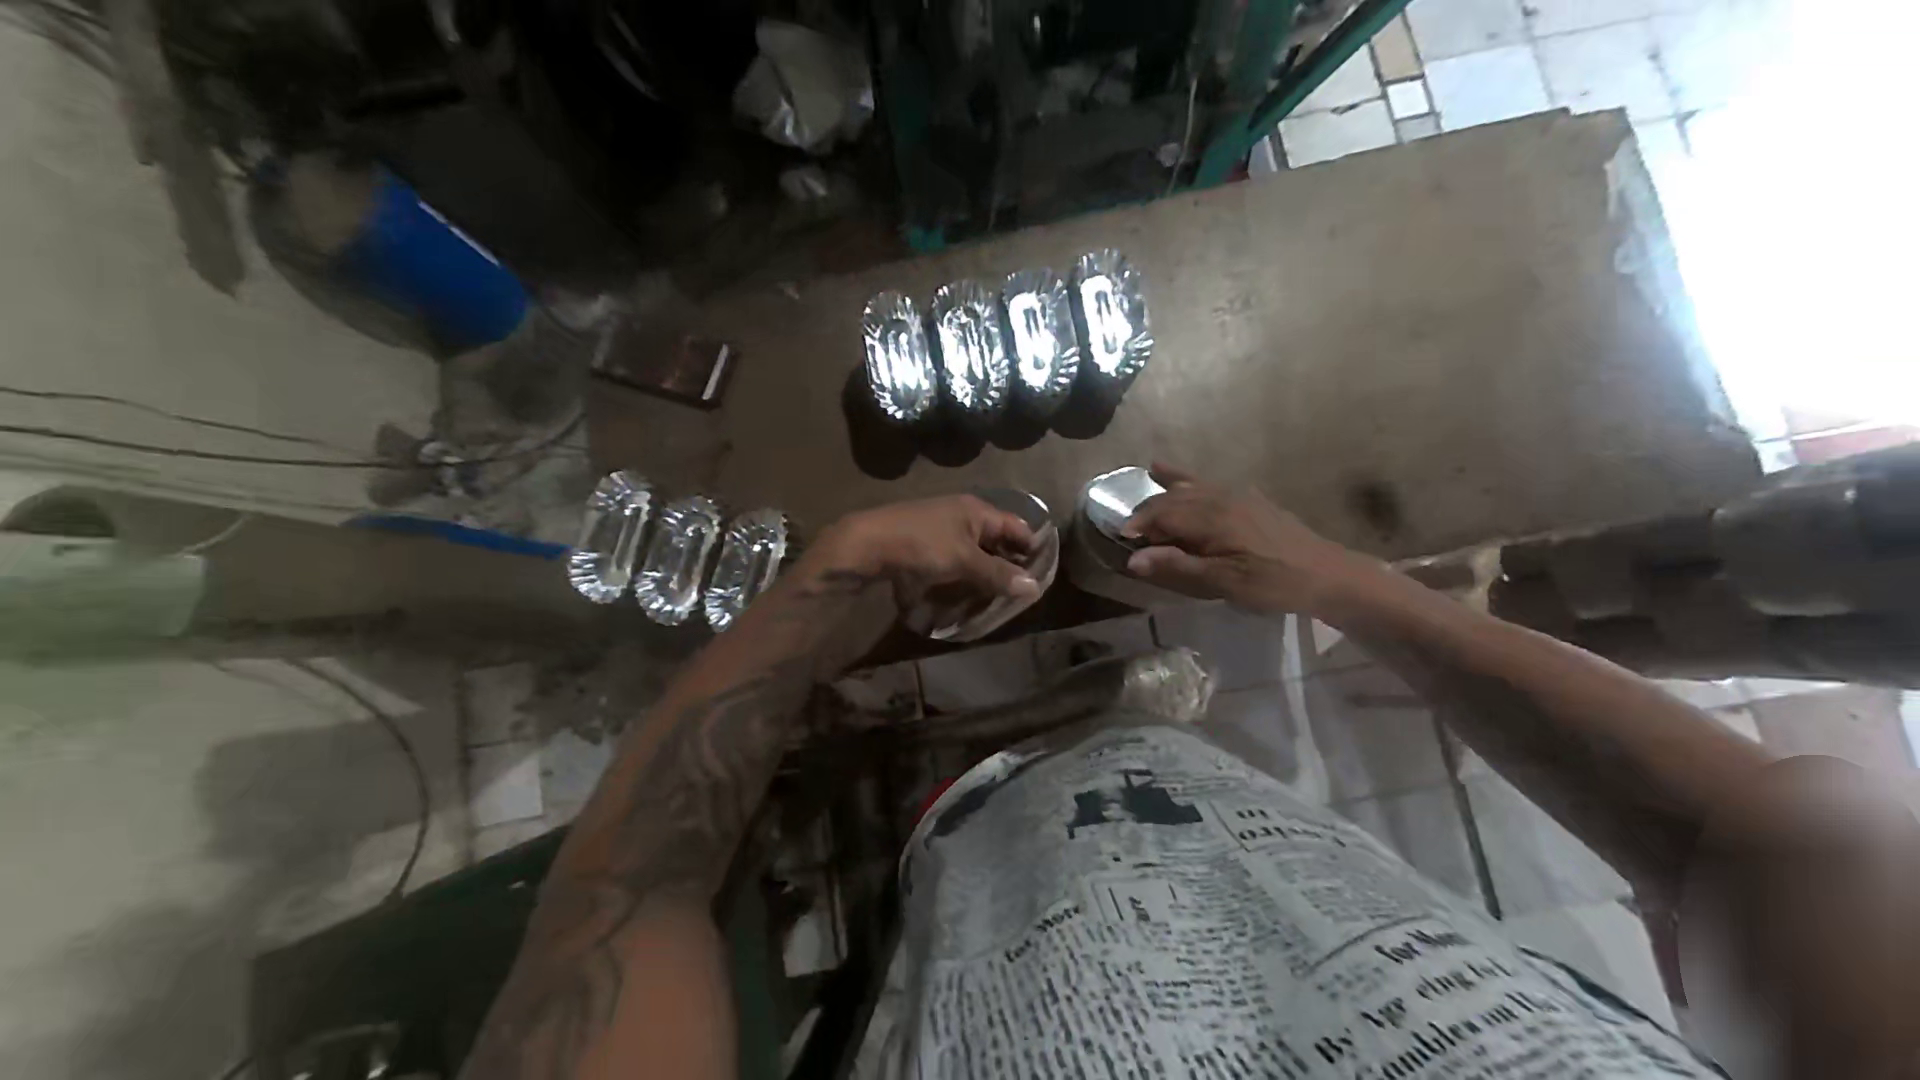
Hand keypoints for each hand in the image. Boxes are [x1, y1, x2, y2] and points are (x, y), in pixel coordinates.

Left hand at [801, 495, 1040, 606]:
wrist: (865, 545)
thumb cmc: (921, 545)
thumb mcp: (964, 560)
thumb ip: (998, 574)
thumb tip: (1034, 587)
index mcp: (976, 511)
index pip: (1016, 526)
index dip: (1032, 548)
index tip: (1042, 576)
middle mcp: (959, 516)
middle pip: (994, 541)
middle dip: (1007, 566)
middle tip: (1019, 594)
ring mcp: (938, 532)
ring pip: (971, 554)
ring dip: (982, 576)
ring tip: (994, 601)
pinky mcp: (920, 549)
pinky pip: (949, 565)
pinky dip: (958, 579)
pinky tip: (960, 598)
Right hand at [1122, 463, 1370, 614]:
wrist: (1328, 574)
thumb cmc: (1273, 583)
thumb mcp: (1224, 582)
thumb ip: (1178, 566)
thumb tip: (1133, 559)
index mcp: (1212, 518)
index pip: (1162, 513)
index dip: (1138, 524)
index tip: (1120, 538)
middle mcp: (1220, 498)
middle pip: (1173, 497)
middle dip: (1148, 510)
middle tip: (1133, 530)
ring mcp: (1237, 495)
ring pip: (1191, 486)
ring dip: (1166, 489)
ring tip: (1147, 483)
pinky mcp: (1250, 499)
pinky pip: (1209, 483)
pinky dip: (1187, 478)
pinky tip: (1178, 475)